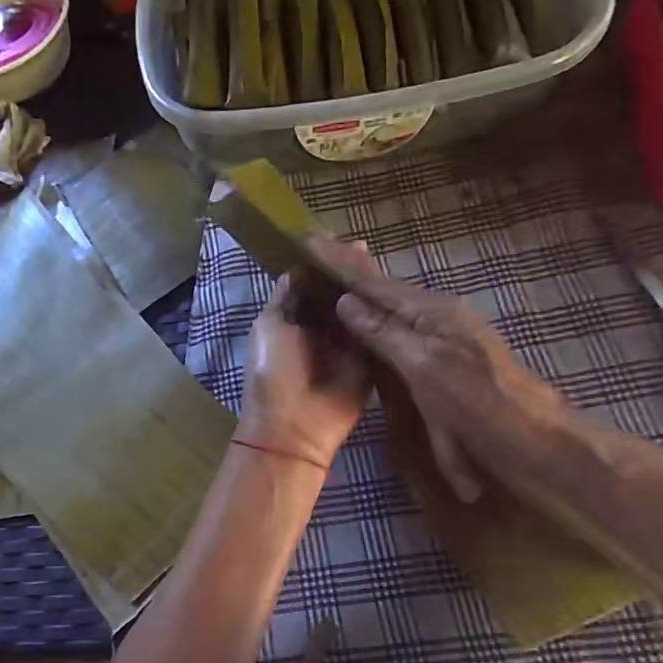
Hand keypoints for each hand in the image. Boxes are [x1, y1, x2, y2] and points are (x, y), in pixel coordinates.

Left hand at [236, 239, 372, 467]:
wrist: (293, 425)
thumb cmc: (272, 371)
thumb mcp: (270, 324)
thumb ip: (287, 294)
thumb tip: (300, 265)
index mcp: (294, 319)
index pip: (313, 284)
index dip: (324, 264)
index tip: (337, 237)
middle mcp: (321, 329)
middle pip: (339, 295)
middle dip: (348, 273)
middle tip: (365, 247)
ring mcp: (347, 345)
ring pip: (359, 310)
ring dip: (366, 289)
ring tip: (378, 261)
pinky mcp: (368, 361)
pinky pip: (377, 333)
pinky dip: (382, 314)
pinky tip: (391, 290)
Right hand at [333, 270, 566, 501]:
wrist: (529, 436)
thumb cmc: (475, 403)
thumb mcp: (424, 367)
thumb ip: (385, 334)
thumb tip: (346, 302)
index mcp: (431, 311)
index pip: (375, 283)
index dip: (341, 264)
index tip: (309, 241)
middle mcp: (436, 315)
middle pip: (384, 290)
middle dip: (351, 272)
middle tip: (314, 252)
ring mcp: (442, 336)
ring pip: (393, 309)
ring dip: (363, 293)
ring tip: (332, 278)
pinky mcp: (443, 357)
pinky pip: (400, 330)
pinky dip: (376, 320)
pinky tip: (365, 323)